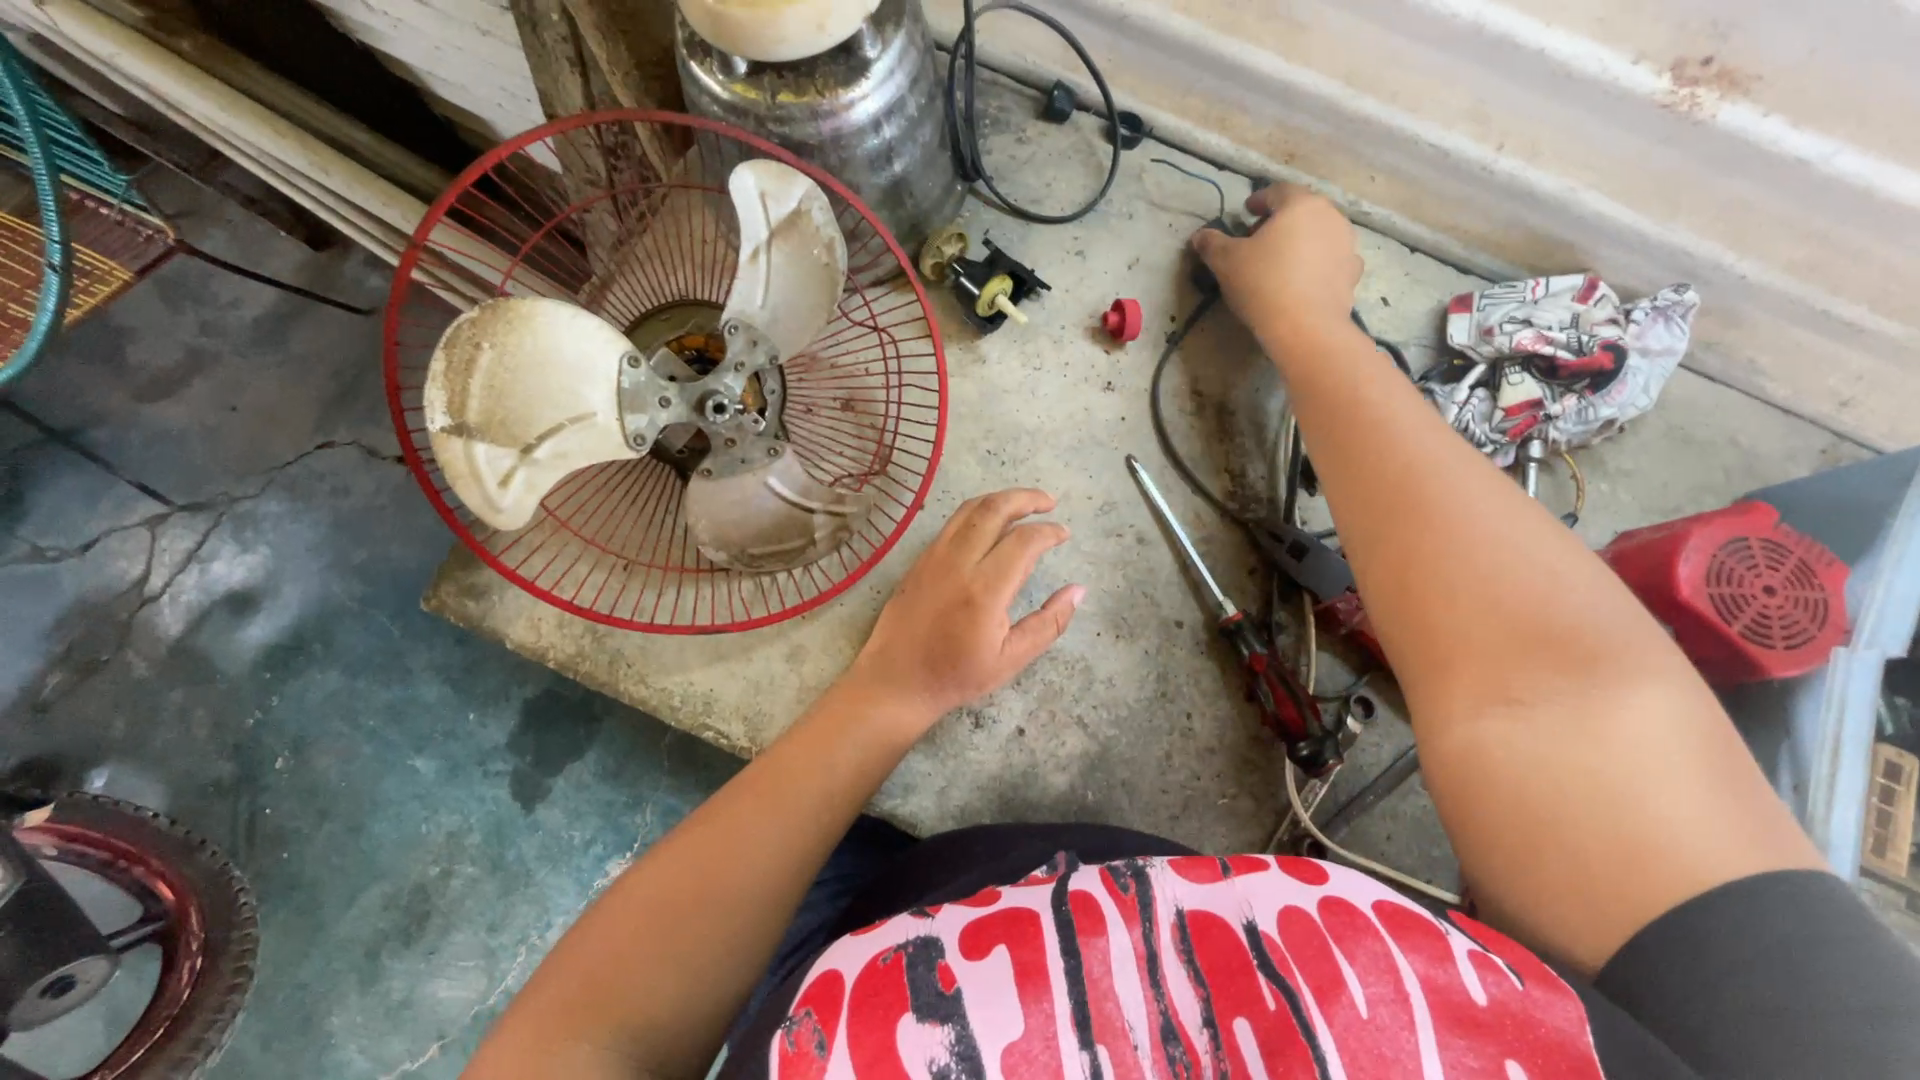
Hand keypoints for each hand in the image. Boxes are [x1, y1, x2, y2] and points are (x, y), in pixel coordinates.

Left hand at [845, 489, 1085, 730]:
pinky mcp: (920, 560)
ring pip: (969, 510)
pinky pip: (952, 523)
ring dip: (1000, 500)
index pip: (1024, 541)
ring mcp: (934, 557)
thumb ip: (1049, 623)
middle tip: (1049, 502)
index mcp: (984, 590)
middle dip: (1026, 498)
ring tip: (1024, 504)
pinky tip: (991, 524)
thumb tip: (1078, 591)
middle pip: (994, 509)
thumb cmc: (955, 675)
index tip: (1063, 534)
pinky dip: (977, 513)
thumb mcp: (1010, 659)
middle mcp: (957, 564)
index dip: (1049, 532)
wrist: (896, 681)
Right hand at [1191, 184, 1362, 344]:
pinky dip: (1318, 263)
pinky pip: (1332, 259)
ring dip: (1301, 241)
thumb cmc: (1262, 284)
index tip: (1246, 212)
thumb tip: (1200, 235)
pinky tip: (1304, 279)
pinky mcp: (1352, 273)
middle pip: (1302, 210)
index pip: (1277, 192)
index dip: (1259, 200)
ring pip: (1319, 233)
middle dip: (1280, 220)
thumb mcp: (1225, 262)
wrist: (1305, 327)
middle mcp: (1330, 216)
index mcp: (1300, 205)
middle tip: (1259, 238)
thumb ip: (1212, 243)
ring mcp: (1346, 244)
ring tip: (1281, 260)